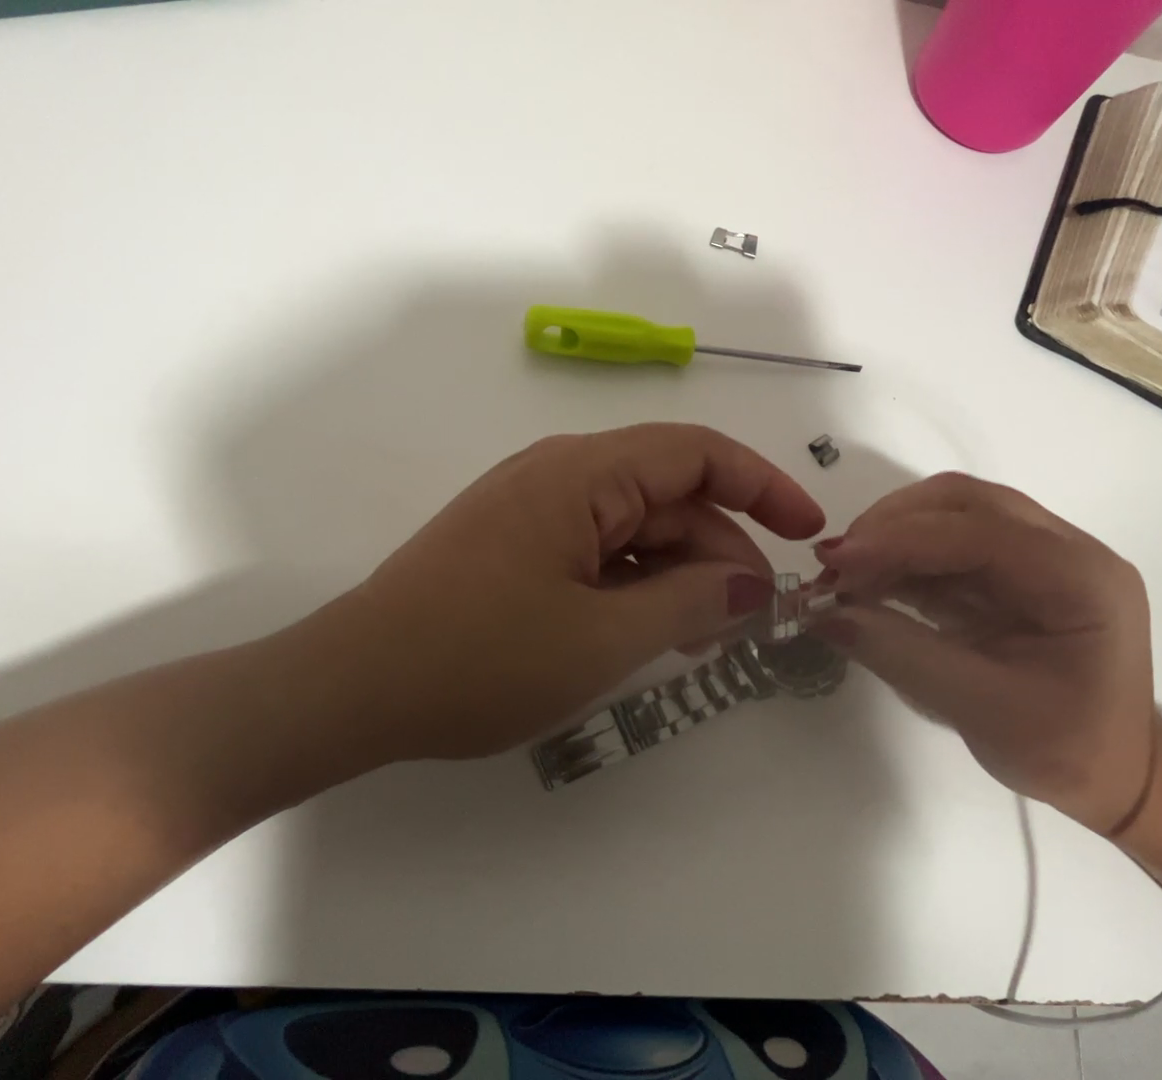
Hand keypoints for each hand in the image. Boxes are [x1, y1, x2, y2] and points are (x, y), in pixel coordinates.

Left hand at [266, 424, 824, 781]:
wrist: (355, 687)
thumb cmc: (480, 659)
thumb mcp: (602, 638)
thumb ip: (689, 604)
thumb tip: (751, 583)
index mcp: (581, 475)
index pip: (695, 453)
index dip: (761, 487)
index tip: (806, 535)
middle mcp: (557, 477)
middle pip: (666, 494)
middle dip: (718, 550)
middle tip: (747, 623)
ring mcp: (530, 513)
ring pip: (631, 529)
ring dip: (676, 575)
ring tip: (702, 641)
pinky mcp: (512, 549)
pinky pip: (594, 553)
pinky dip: (632, 587)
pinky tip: (648, 635)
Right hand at [813, 473, 1155, 832]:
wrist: (1114, 777)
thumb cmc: (1064, 751)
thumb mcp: (981, 710)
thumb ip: (901, 654)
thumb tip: (823, 615)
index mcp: (1080, 579)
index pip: (981, 532)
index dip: (901, 539)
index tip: (834, 561)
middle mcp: (1064, 551)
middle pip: (966, 503)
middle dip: (891, 525)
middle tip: (832, 564)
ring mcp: (1037, 560)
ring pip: (951, 517)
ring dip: (889, 540)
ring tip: (837, 578)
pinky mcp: (1008, 578)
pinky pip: (944, 551)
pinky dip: (898, 563)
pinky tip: (861, 586)